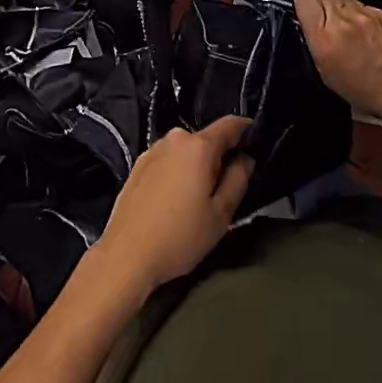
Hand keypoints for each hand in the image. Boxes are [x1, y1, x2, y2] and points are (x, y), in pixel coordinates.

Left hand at [92, 117, 253, 292]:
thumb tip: (245, 158)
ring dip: (196, 166)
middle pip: (207, 140)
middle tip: (225, 188)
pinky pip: (168, 161)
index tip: (256, 147)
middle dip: (220, 157)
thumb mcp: (221, 214)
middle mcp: (174, 139)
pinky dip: (177, 172)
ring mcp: (152, 150)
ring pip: (186, 151)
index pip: (231, 124)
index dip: (247, 132)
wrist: (125, 258)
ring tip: (196, 199)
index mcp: (198, 145)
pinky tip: (173, 201)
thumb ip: (239, 179)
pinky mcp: (137, 166)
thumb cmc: (179, 237)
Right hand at [296, 0, 381, 123]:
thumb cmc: (368, 92)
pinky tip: (372, 37)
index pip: (305, 0)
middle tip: (330, 27)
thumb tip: (311, 27)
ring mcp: (367, 14)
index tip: (308, 16)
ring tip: (354, 34)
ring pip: (347, 0)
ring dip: (345, 12)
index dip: (305, 7)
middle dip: (324, 7)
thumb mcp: (327, 74)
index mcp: (325, 36)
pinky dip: (366, 18)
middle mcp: (345, 19)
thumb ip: (316, 43)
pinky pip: (368, 8)